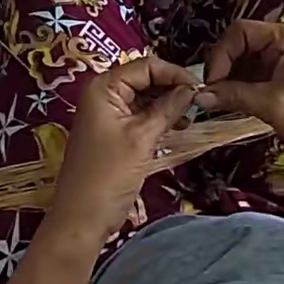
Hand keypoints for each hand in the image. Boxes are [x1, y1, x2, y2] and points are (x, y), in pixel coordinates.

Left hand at [47, 56, 198, 243]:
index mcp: (104, 87)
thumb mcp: (142, 139)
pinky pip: (139, 115)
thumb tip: (191, 89)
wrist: (81, 217)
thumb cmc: (109, 174)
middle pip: (144, 79)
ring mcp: (107, 113)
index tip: (202, 88)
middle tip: (201, 103)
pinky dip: (158, 118)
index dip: (174, 73)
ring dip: (167, 104)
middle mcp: (103, 93)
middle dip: (172, 88)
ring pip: (143, 97)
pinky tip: (178, 126)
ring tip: (193, 117)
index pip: (145, 66)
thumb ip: (167, 109)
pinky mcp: (113, 131)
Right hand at [195, 19, 283, 173]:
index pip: (240, 32)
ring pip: (245, 61)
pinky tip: (232, 103)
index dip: (220, 54)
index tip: (211, 82)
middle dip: (224, 68)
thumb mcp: (272, 105)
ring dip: (230, 80)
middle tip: (212, 93)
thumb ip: (233, 95)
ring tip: (220, 101)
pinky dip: (241, 87)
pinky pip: (255, 75)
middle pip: (240, 44)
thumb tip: (197, 95)